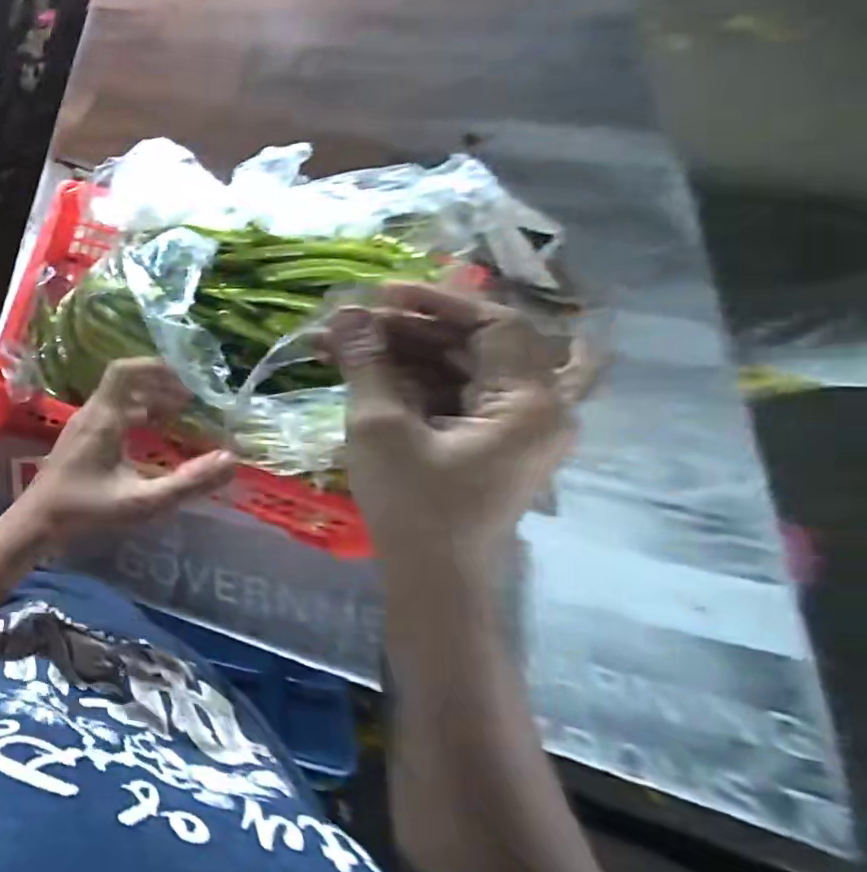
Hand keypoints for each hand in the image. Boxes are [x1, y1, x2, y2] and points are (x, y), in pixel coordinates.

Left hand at [21, 358, 236, 536]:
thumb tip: (231, 459)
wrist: (37, 521)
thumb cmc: (85, 509)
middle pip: (126, 382)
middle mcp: (91, 414)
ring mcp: (83, 425)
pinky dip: (136, 415)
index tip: (188, 380)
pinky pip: (112, 414)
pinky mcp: (81, 439)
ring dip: (149, 400)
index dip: (156, 368)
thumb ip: (188, 482)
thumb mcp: (142, 501)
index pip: (125, 371)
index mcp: (102, 418)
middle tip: (194, 401)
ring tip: (181, 414)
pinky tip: (154, 435)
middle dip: (160, 385)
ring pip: (119, 398)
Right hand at [326, 283, 592, 600]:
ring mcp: (511, 429)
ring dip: (399, 354)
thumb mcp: (380, 427)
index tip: (380, 294)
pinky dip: (407, 381)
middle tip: (347, 322)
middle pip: (474, 346)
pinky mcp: (485, 444)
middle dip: (406, 330)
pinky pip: (450, 396)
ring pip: (457, 370)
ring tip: (337, 346)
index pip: (497, 326)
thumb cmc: (414, 503)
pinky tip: (359, 373)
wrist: (432, 578)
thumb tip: (345, 313)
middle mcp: (535, 410)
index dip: (438, 303)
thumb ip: (367, 364)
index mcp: (529, 403)